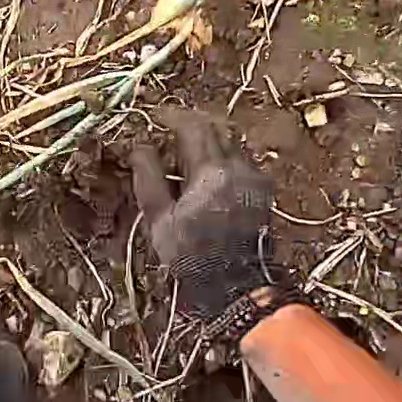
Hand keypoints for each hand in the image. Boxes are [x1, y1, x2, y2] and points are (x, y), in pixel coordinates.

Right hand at [131, 108, 290, 339]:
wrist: (236, 284)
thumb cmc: (192, 254)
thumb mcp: (159, 219)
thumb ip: (149, 177)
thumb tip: (139, 146)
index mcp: (210, 172)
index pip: (192, 128)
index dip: (171, 117)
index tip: (155, 117)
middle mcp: (237, 167)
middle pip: (215, 129)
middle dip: (191, 124)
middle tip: (169, 129)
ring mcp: (253, 177)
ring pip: (230, 142)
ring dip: (208, 139)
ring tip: (186, 149)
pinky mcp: (261, 189)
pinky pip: (240, 159)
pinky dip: (222, 155)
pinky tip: (208, 170)